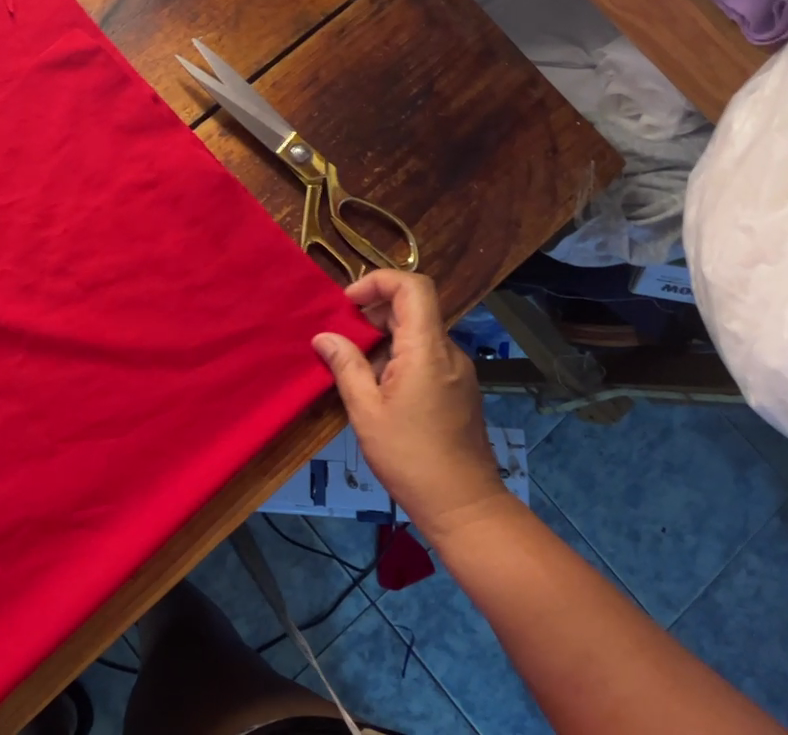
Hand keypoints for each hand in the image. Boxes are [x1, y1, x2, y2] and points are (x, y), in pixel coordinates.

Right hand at [312, 270, 511, 544]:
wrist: (463, 504)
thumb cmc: (410, 457)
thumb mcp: (366, 411)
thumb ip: (346, 366)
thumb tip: (324, 336)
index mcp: (427, 349)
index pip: (412, 287)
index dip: (378, 282)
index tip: (347, 304)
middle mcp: (448, 352)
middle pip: (413, 307)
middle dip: (373, 313)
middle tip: (341, 338)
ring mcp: (457, 371)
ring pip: (418, 333)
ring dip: (383, 338)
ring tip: (354, 368)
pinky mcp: (458, 389)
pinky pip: (426, 356)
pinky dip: (398, 358)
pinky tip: (378, 389)